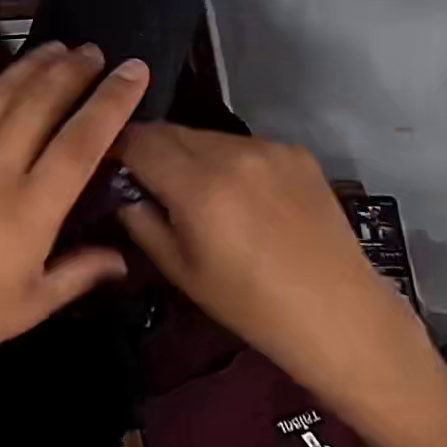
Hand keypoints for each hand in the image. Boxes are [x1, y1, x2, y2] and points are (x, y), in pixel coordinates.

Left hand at [0, 42, 149, 414]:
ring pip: (1, 94)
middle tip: (95, 51)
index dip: (112, 101)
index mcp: (32, 207)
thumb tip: (123, 259)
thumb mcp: (30, 306)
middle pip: (42, 102)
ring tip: (57, 46)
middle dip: (74, 70)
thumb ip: (79, 274)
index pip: (83, 141)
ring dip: (31, 64)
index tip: (134, 71)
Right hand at [116, 123, 430, 405]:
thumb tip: (122, 187)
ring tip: (193, 189)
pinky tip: (237, 193)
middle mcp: (232, 153)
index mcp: (198, 186)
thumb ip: (140, 219)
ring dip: (186, 152)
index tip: (105, 162)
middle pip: (168, 130)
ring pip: (204, 135)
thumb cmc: (250, 304)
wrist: (340, 316)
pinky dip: (225, 159)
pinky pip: (240, 145)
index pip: (137, 140)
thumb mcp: (179, 269)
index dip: (114, 146)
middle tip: (142, 177)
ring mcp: (268, 148)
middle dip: (147, 147)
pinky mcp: (295, 152)